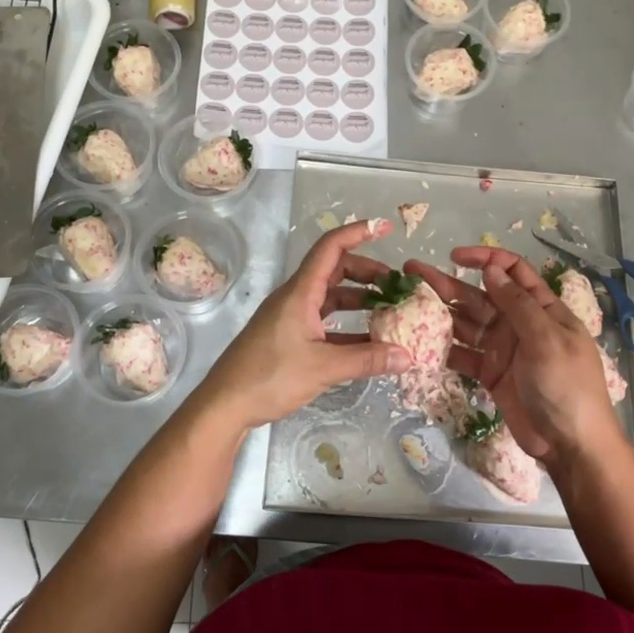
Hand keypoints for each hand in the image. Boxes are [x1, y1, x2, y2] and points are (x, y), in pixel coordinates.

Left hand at [195, 220, 410, 430]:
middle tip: (395, 285)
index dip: (357, 233)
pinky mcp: (289, 337)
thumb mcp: (323, 368)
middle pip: (334, 270)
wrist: (225, 403)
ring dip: (358, 299)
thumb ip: (367, 360)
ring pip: (330, 296)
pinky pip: (324, 320)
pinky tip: (368, 340)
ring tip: (388, 310)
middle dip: (366, 272)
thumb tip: (408, 356)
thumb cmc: (269, 377)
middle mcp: (295, 298)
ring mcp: (291, 317)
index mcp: (300, 293)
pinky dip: (347, 325)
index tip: (384, 228)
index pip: (330, 248)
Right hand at [406, 249, 620, 465]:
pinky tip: (418, 341)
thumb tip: (491, 268)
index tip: (454, 256)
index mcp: (541, 309)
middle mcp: (519, 323)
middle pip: (480, 295)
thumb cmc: (567, 385)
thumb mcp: (547, 339)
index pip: (512, 271)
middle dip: (447, 283)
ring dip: (439, 312)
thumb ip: (517, 304)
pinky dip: (443, 348)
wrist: (571, 445)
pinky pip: (462, 354)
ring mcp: (502, 349)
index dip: (485, 258)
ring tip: (408, 303)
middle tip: (411, 272)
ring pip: (466, 322)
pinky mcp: (490, 374)